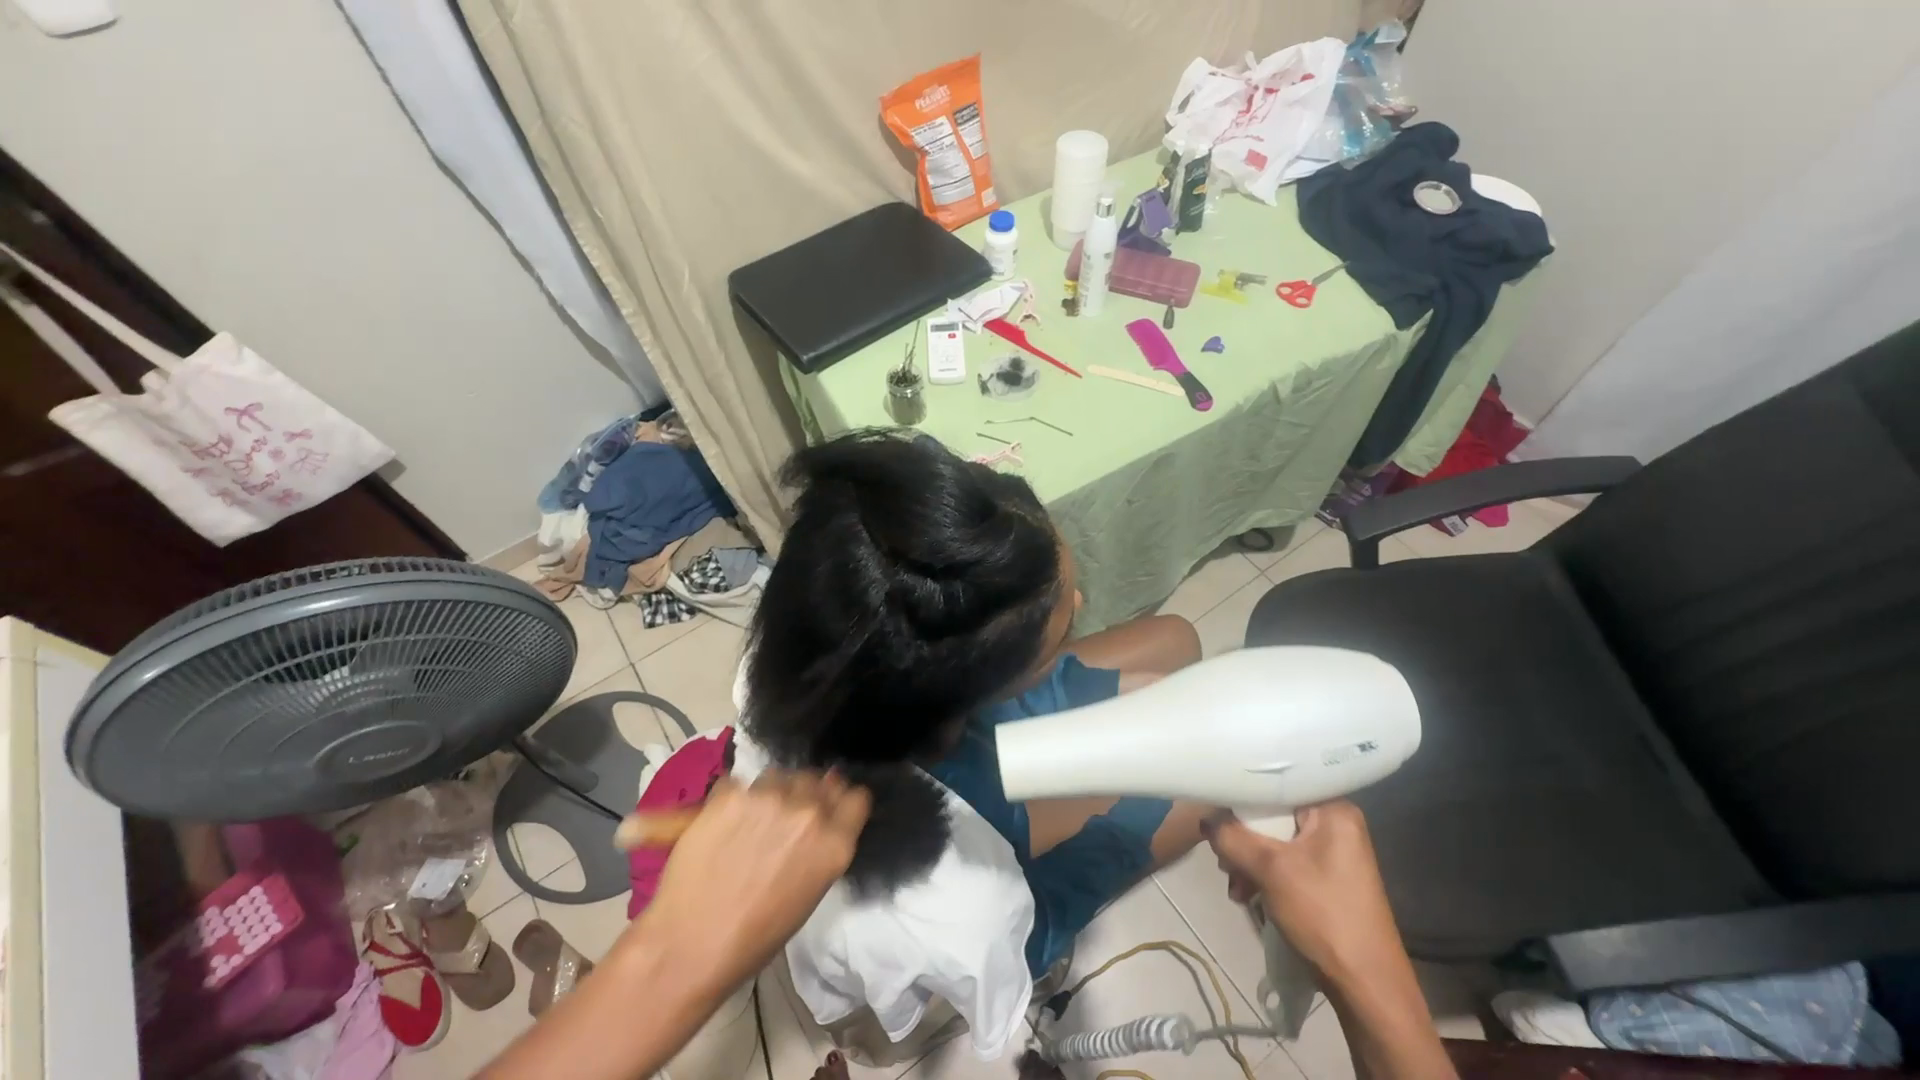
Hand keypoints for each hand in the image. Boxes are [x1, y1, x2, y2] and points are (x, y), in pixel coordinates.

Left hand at [634, 769, 869, 988]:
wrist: (692, 943)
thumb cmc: (755, 935)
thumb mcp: (809, 892)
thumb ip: (820, 848)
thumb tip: (817, 820)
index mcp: (836, 844)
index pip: (856, 797)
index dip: (840, 802)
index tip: (828, 808)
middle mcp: (809, 813)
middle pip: (817, 780)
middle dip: (804, 794)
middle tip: (782, 819)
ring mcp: (770, 798)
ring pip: (778, 775)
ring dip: (770, 792)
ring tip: (749, 822)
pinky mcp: (731, 793)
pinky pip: (738, 783)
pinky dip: (732, 799)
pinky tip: (721, 825)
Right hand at [1205, 800, 1405, 982]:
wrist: (1364, 983)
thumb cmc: (1322, 914)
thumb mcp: (1270, 869)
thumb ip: (1232, 837)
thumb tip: (1205, 818)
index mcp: (1333, 810)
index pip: (1278, 786)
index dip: (1243, 797)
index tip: (1215, 813)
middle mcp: (1336, 824)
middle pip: (1274, 815)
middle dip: (1243, 839)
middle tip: (1225, 861)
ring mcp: (1333, 853)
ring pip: (1275, 842)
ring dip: (1249, 862)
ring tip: (1236, 887)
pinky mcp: (1326, 879)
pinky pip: (1285, 863)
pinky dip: (1264, 876)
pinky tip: (1248, 896)